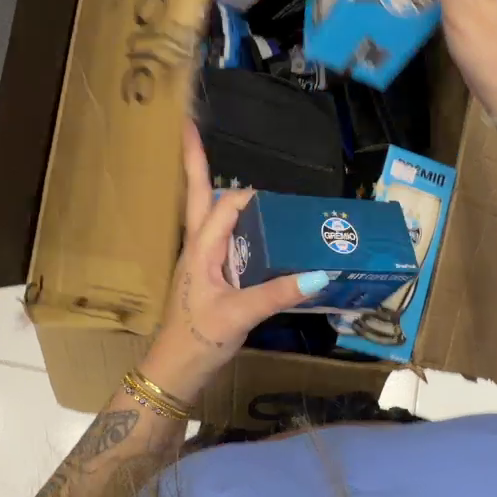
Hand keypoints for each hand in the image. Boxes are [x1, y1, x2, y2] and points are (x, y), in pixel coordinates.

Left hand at [142, 125, 331, 400]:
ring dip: (220, 192)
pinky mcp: (212, 277)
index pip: (224, 206)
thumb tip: (321, 273)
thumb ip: (278, 293)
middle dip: (195, 162)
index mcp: (201, 248)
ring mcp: (204, 261)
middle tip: (191, 126)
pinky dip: (238, 227)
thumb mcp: (240, 314)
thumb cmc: (199, 338)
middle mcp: (200, 247)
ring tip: (235, 173)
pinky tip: (260, 231)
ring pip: (212, 217)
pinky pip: (226, 241)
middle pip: (200, 196)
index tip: (269, 189)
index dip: (245, 192)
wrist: (176, 370)